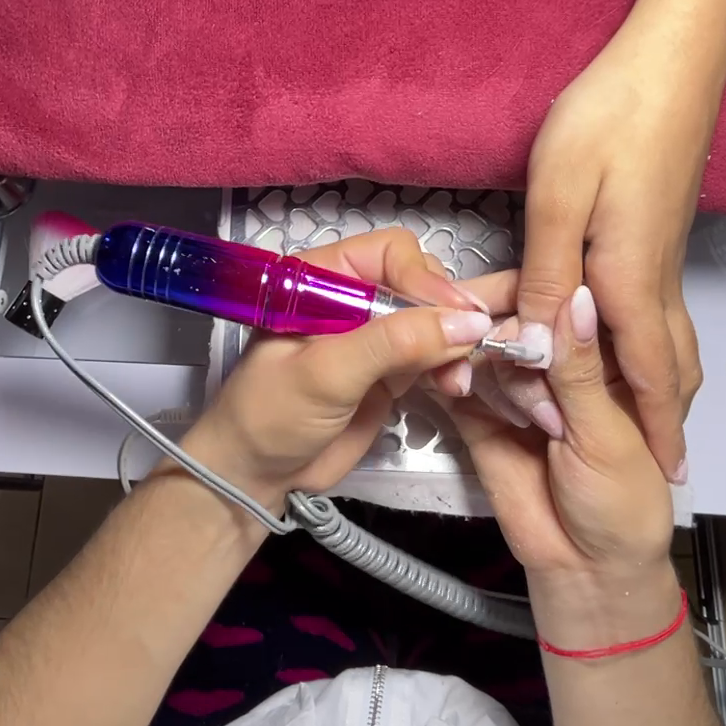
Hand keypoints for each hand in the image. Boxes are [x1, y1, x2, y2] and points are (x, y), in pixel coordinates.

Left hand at [181, 229, 503, 507]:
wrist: (258, 473)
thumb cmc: (271, 414)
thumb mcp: (327, 374)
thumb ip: (393, 344)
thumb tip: (467, 322)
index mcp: (321, 278)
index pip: (388, 253)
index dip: (422, 277)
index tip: (452, 313)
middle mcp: (350, 297)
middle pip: (417, 280)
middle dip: (444, 311)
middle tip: (464, 346)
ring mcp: (372, 334)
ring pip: (432, 318)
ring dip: (454, 342)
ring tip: (457, 378)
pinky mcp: (389, 370)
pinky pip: (432, 353)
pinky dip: (450, 365)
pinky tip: (454, 385)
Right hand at [449, 284, 679, 645]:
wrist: (583, 570)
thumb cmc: (621, 505)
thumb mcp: (606, 433)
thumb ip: (578, 366)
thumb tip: (578, 295)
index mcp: (602, 358)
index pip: (561, 303)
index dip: (531, 291)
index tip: (502, 292)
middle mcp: (553, 364)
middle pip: (511, 318)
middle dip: (503, 334)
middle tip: (501, 355)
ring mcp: (512, 387)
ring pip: (480, 347)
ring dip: (485, 367)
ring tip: (512, 410)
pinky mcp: (477, 412)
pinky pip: (455, 381)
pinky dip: (449, 378)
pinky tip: (452, 386)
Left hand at [511, 39, 719, 484]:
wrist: (668, 59)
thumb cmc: (608, 122)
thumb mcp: (558, 199)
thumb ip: (552, 275)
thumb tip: (547, 343)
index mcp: (630, 277)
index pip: (646, 371)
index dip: (656, 426)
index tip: (665, 475)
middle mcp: (655, 275)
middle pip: (670, 362)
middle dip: (668, 416)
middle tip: (667, 462)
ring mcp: (663, 252)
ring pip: (670, 335)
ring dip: (665, 383)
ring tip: (655, 421)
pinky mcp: (658, 230)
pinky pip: (659, 308)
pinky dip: (655, 344)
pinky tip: (633, 344)